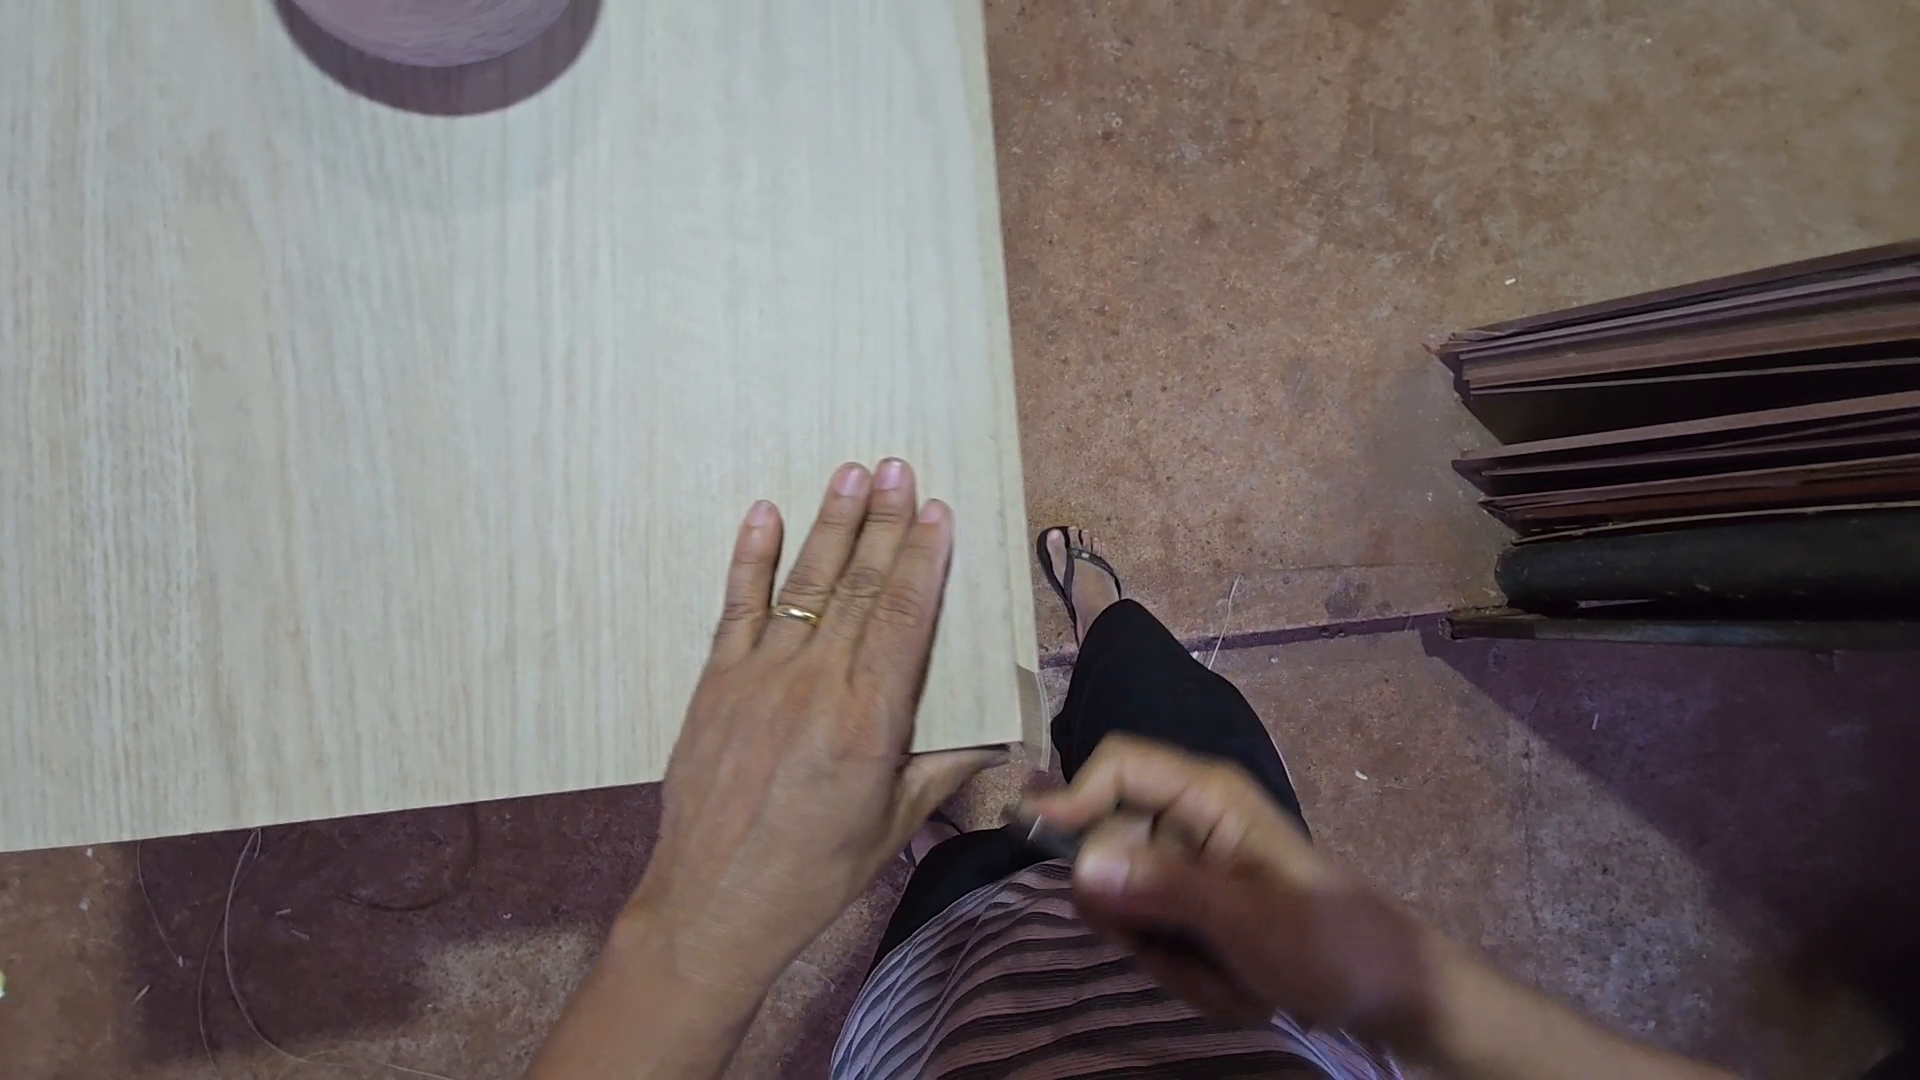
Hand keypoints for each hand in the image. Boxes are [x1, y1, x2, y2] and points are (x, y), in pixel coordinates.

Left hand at [629, 459, 1003, 998]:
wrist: (711, 905)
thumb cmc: (813, 872)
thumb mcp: (893, 826)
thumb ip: (942, 767)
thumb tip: (993, 735)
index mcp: (869, 718)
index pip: (905, 616)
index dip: (924, 558)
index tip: (936, 511)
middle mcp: (817, 683)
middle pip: (860, 586)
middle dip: (883, 522)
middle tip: (897, 467)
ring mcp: (760, 676)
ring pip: (806, 585)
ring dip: (830, 525)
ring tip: (850, 475)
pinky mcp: (717, 682)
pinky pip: (736, 608)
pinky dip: (749, 559)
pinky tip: (763, 515)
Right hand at [1023, 735, 1434, 1043]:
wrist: (1383, 992)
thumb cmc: (1329, 943)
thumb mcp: (1250, 922)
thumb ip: (1165, 889)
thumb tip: (1082, 867)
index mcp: (1205, 793)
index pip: (1119, 764)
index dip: (1074, 793)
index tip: (1038, 838)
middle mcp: (1183, 815)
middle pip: (1104, 840)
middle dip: (1132, 911)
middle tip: (1176, 952)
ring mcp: (1180, 859)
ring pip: (1116, 894)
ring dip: (1157, 948)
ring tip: (1220, 973)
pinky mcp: (1181, 895)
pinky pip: (1138, 925)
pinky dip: (1169, 962)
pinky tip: (1219, 977)